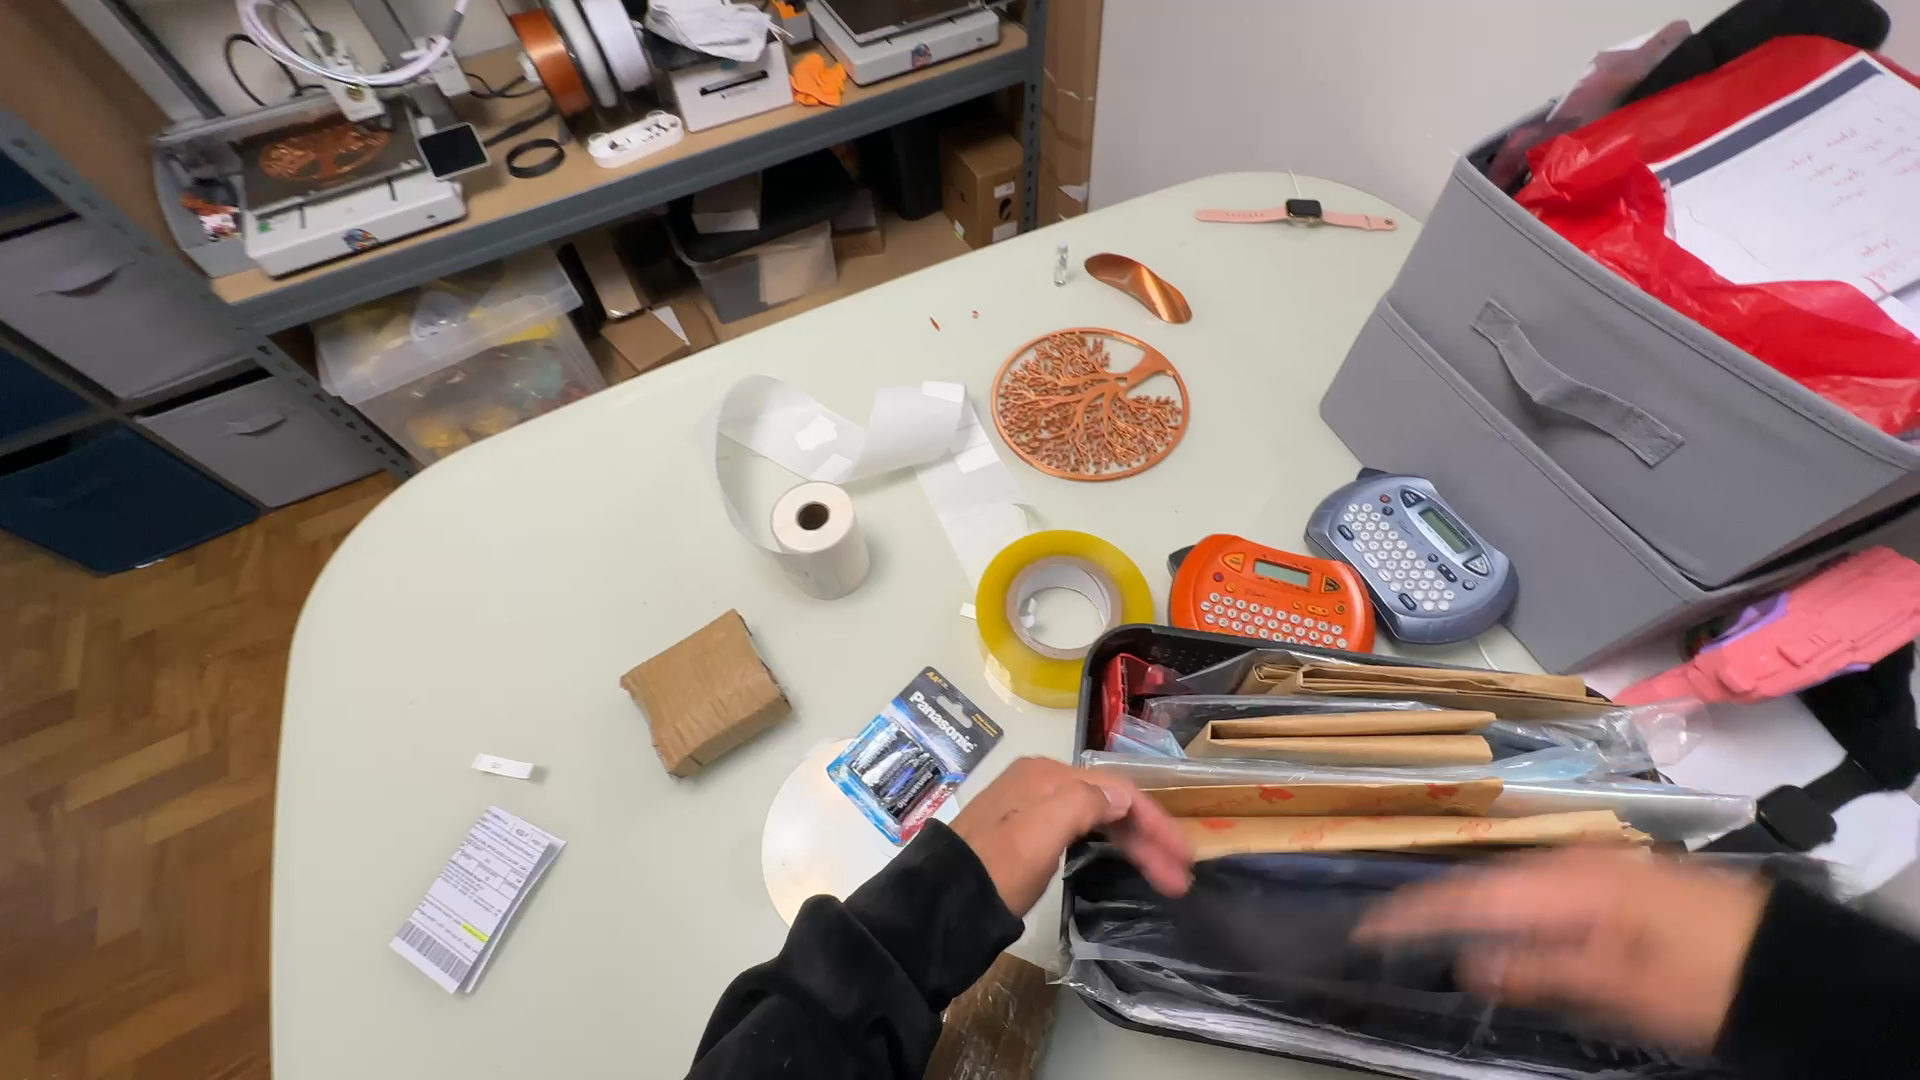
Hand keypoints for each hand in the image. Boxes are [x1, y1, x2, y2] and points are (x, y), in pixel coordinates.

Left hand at [950, 757, 1191, 915]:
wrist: (941, 904)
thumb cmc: (996, 869)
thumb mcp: (1039, 833)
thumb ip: (1083, 802)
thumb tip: (1121, 794)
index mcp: (1047, 775)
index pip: (1117, 788)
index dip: (1154, 821)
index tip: (1183, 860)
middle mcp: (1041, 783)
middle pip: (1108, 801)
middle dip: (1147, 836)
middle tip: (1178, 878)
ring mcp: (1032, 808)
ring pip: (1096, 817)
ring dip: (1131, 843)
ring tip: (1161, 877)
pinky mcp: (1026, 833)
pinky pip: (1079, 829)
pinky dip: (1106, 845)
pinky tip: (1119, 862)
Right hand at [1353, 849, 1769, 1051]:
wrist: (1793, 956)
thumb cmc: (1709, 976)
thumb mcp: (1628, 989)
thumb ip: (1543, 971)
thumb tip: (1470, 966)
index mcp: (1560, 883)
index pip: (1464, 895)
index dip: (1411, 911)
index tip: (1369, 926)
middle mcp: (1562, 860)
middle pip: (1478, 881)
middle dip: (1434, 905)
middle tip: (1392, 929)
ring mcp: (1582, 861)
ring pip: (1502, 880)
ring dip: (1466, 903)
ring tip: (1429, 925)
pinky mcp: (1599, 871)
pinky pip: (1530, 882)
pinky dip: (1501, 901)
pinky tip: (1495, 921)